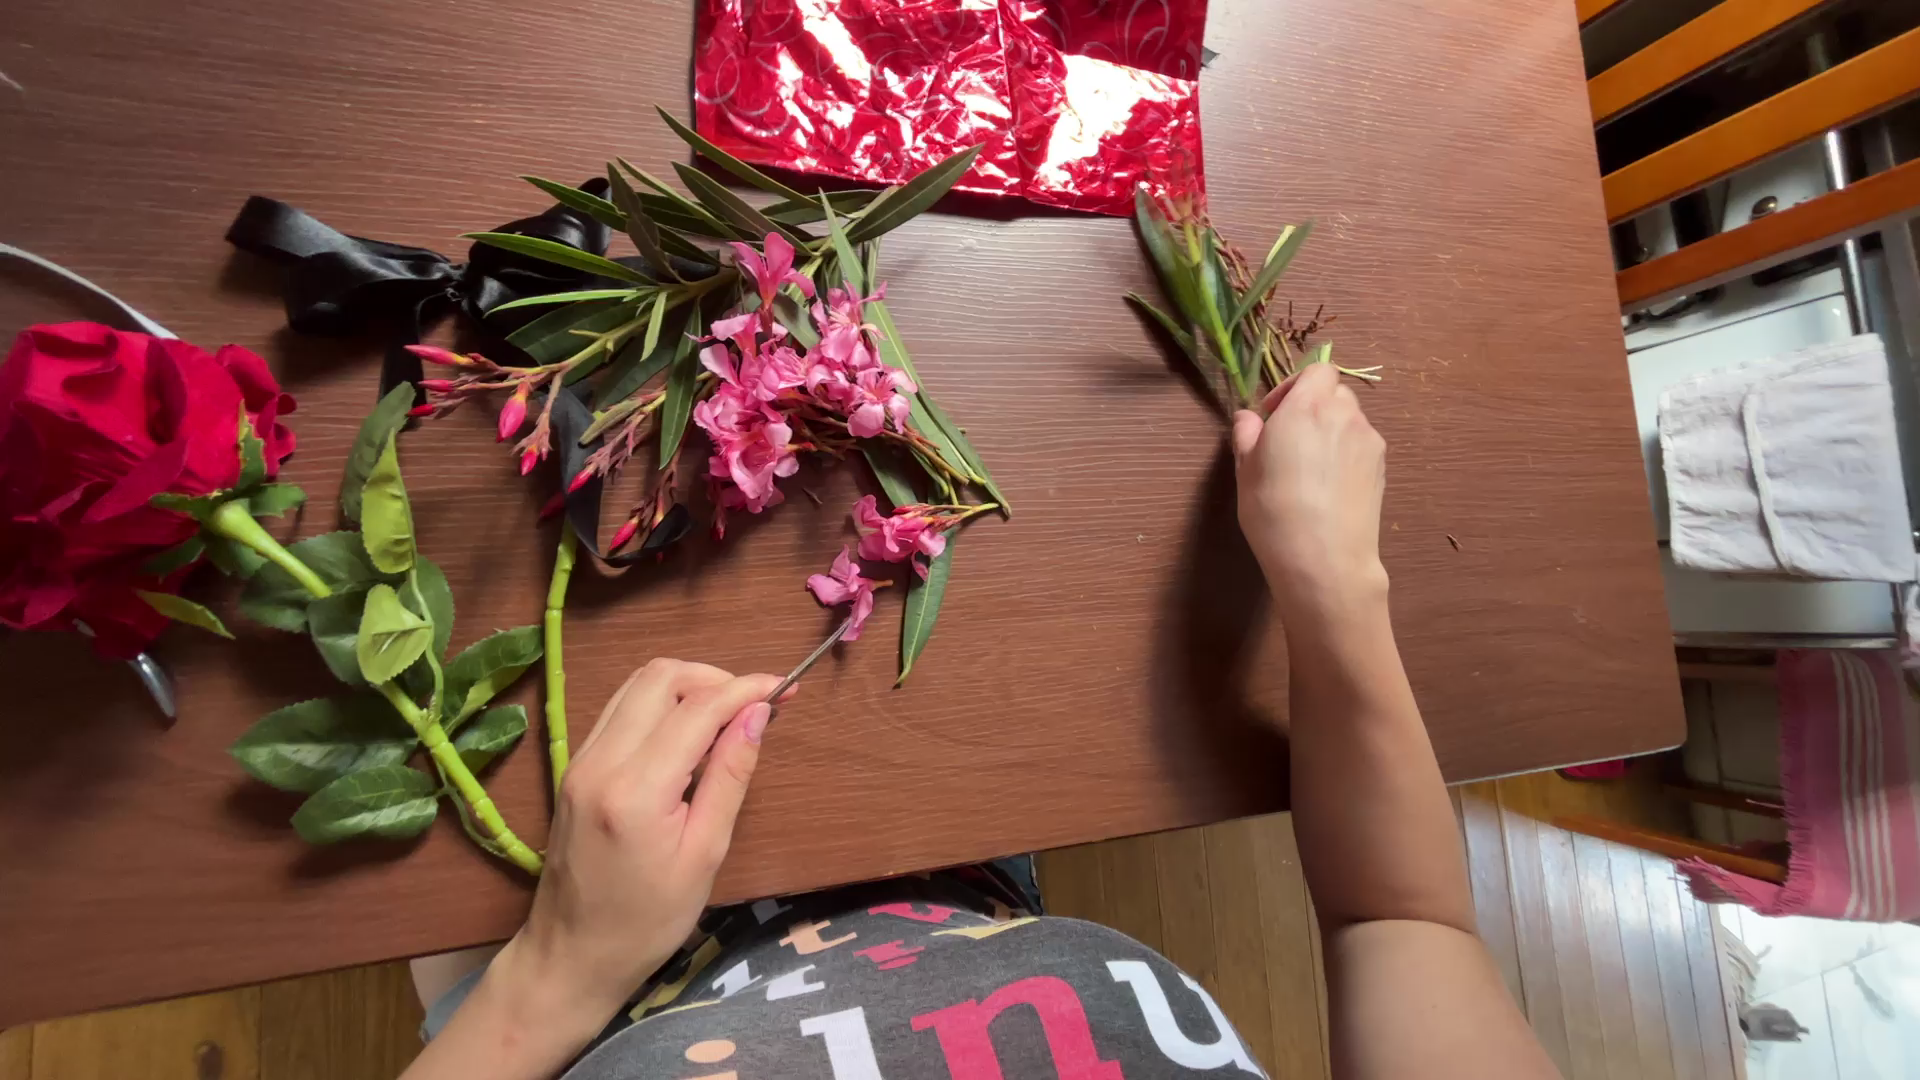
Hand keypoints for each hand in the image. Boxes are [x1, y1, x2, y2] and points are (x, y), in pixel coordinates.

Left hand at [494, 659, 781, 1029]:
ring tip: (726, 716)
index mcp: (636, 790)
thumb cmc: (648, 920)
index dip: (747, 689)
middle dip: (716, 678)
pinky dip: (664, 702)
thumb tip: (758, 713)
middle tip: (753, 706)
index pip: (699, 708)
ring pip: (640, 683)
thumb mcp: (705, 852)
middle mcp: (600, 761)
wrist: (568, 959)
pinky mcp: (576, 764)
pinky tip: (689, 733)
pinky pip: (624, 706)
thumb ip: (731, 774)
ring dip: (690, 685)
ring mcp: (581, 759)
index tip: (785, 687)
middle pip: (663, 677)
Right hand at [1231, 363, 1388, 625]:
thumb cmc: (1272, 510)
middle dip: (1312, 408)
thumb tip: (1249, 419)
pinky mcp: (1381, 467)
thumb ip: (1247, 435)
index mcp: (1307, 408)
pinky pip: (1360, 445)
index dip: (1293, 387)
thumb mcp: (1245, 470)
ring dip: (1329, 431)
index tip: (1273, 415)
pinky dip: (1344, 454)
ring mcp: (1369, 441)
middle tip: (1287, 441)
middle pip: (1334, 393)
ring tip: (1307, 468)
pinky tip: (1326, 487)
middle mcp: (1344, 415)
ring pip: (1349, 420)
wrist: (1323, 557)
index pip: (1317, 370)